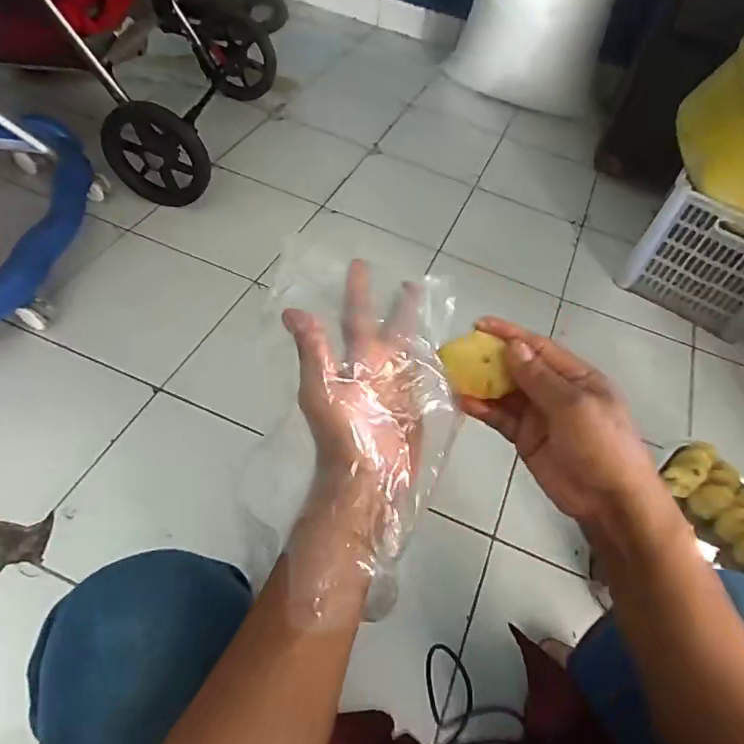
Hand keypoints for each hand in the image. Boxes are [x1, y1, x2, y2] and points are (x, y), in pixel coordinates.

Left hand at [282, 260, 426, 504]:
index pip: (355, 318)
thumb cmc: (341, 434)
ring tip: (435, 315)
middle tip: (409, 281)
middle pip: (390, 331)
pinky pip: (431, 381)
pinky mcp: (420, 410)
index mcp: (354, 363)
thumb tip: (292, 310)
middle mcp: (378, 371)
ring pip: (412, 352)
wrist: (367, 479)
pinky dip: (440, 366)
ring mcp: (400, 390)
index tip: (359, 264)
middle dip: (398, 308)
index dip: (357, 293)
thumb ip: (312, 351)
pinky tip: (450, 351)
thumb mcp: (319, 389)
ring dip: (421, 332)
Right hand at [457, 317, 660, 523]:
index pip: (538, 348)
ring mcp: (539, 415)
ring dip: (481, 384)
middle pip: (518, 367)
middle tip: (458, 351)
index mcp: (576, 377)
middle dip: (489, 358)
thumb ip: (540, 378)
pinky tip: (463, 402)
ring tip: (452, 375)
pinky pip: (500, 417)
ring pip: (505, 392)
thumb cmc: (602, 446)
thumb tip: (513, 347)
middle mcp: (555, 391)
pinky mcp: (526, 438)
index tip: (479, 324)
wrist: (610, 501)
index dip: (509, 334)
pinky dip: (483, 409)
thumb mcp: (574, 406)